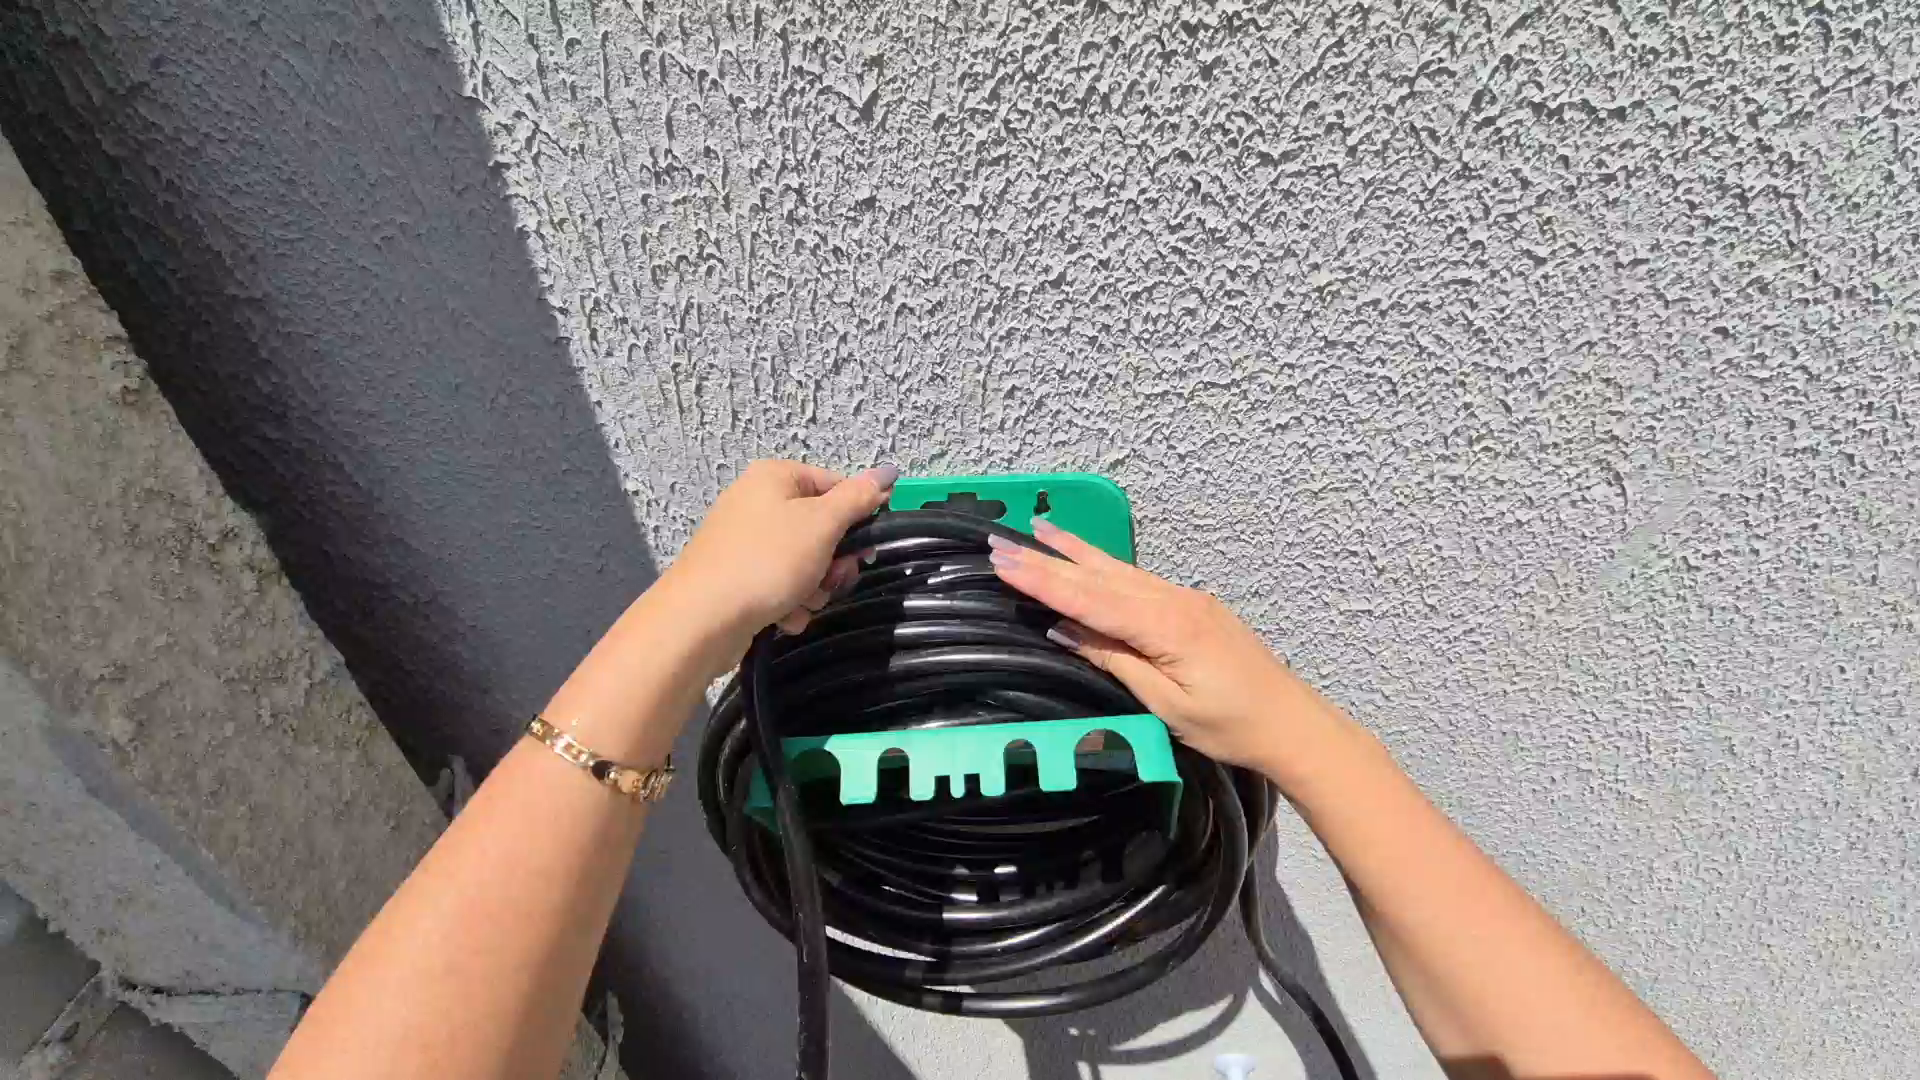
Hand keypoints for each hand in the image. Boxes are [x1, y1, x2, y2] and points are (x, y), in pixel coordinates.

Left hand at [658, 460, 896, 667]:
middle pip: (822, 528)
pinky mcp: (738, 576)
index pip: (836, 486)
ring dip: (814, 588)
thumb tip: (887, 473)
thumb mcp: (822, 524)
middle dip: (833, 562)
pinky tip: (782, 616)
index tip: (865, 550)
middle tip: (830, 579)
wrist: (702, 620)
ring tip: (800, 601)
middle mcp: (757, 502)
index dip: (857, 519)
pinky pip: (782, 584)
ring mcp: (745, 541)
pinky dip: (790, 602)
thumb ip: (857, 498)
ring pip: (806, 562)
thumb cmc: (767, 561)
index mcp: (776, 477)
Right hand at [988, 519, 1365, 787]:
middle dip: (1048, 560)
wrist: (1292, 722)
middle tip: (1002, 544)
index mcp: (1165, 627)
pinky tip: (1088, 558)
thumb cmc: (1230, 726)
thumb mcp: (1166, 705)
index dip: (1043, 580)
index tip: (1003, 561)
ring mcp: (1184, 598)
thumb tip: (1065, 631)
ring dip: (1075, 551)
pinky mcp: (1190, 605)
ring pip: (1118, 570)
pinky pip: (1136, 579)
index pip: (1089, 599)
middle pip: (1099, 577)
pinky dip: (1104, 565)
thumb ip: (1115, 661)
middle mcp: (1172, 600)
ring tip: (1041, 529)